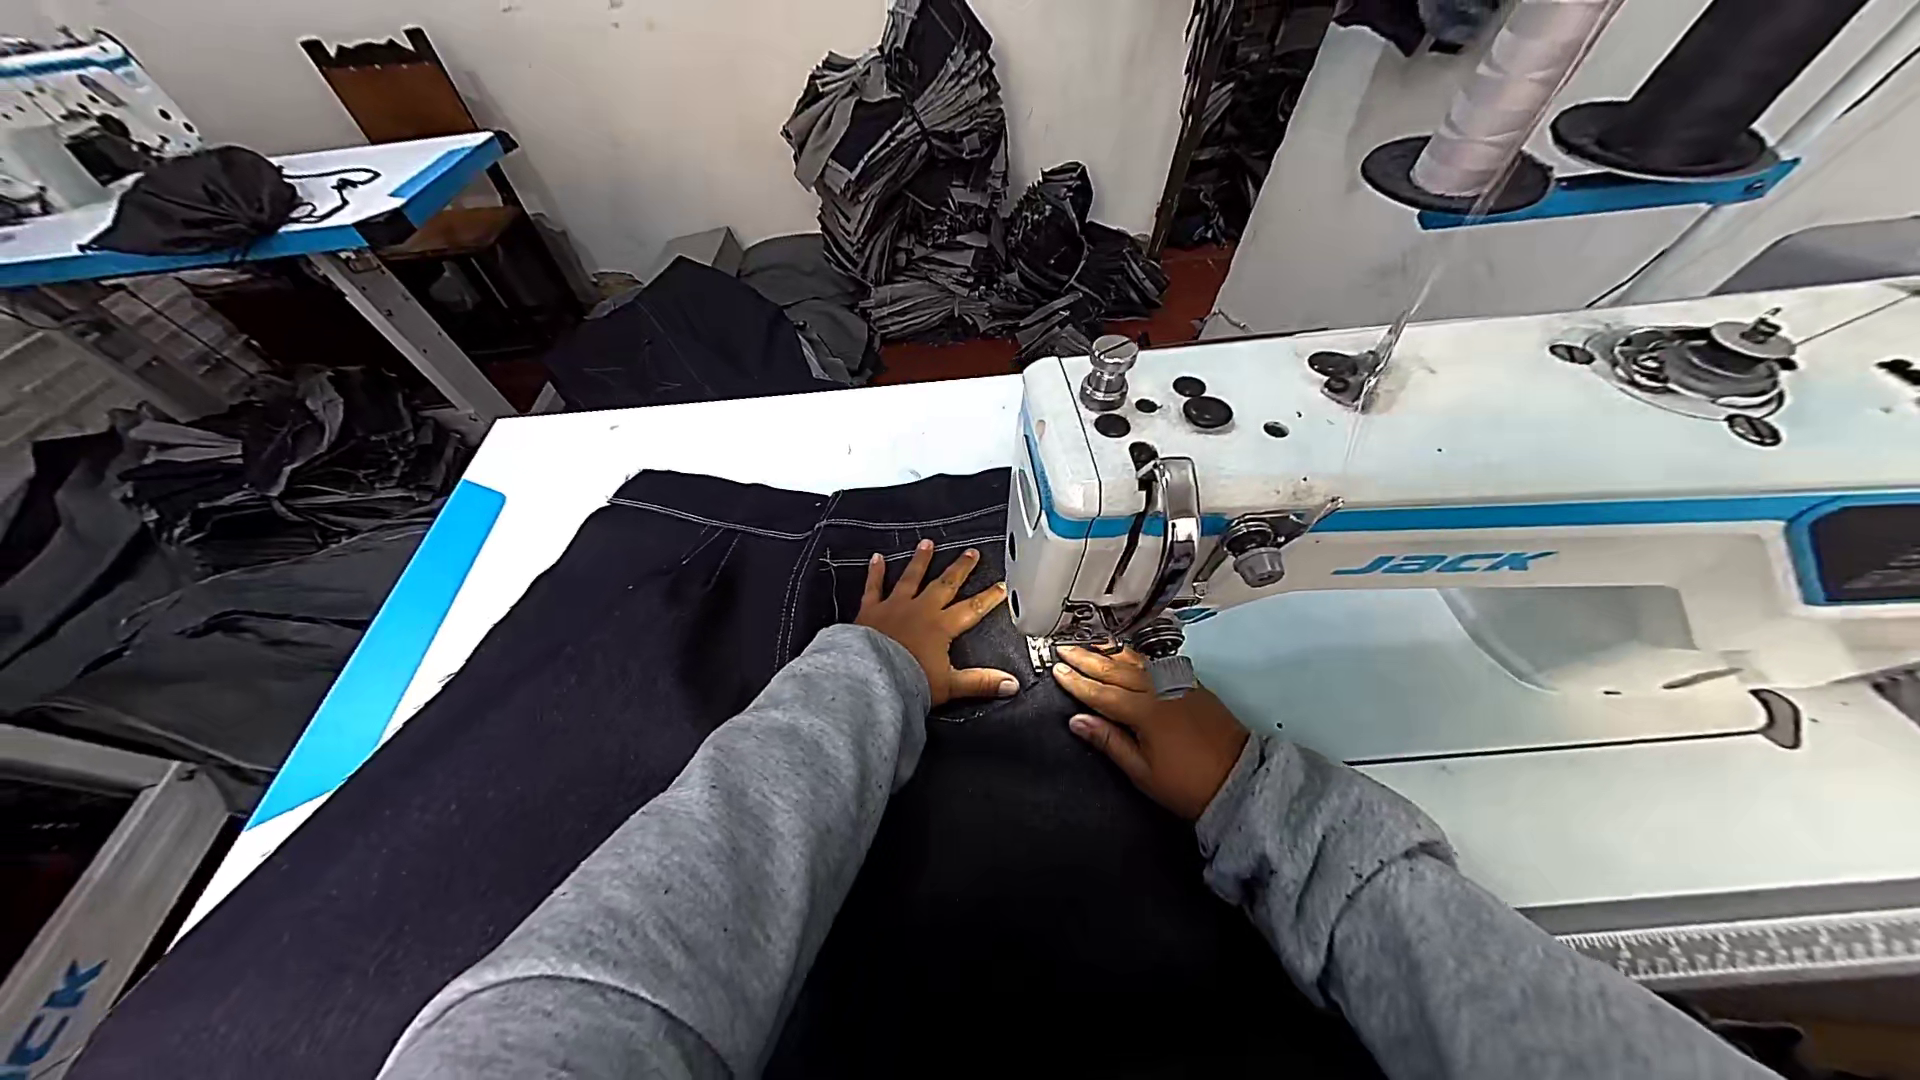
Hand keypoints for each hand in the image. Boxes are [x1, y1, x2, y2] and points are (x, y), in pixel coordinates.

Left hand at [857, 540, 1017, 705]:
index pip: (973, 609)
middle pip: (945, 584)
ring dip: (921, 560)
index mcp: (941, 626)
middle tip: (971, 553)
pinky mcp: (870, 610)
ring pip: (911, 577)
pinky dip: (875, 572)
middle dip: (960, 568)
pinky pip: (874, 587)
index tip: (1001, 586)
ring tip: (927, 543)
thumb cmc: (908, 682)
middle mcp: (920, 610)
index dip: (989, 597)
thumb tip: (1011, 685)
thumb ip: (981, 682)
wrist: (870, 678)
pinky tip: (877, 558)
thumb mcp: (950, 685)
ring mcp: (894, 606)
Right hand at [1051, 646, 1248, 819]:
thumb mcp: (1142, 771)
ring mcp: (1176, 683)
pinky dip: (1135, 655)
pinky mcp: (1190, 684)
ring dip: (1109, 651)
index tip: (1056, 669)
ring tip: (1089, 642)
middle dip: (1086, 658)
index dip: (1075, 681)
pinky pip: (1155, 662)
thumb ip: (1108, 741)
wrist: (1240, 780)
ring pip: (1135, 660)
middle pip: (1114, 669)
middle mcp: (1158, 689)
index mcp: (1144, 711)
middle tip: (1063, 648)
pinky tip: (1127, 652)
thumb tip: (1077, 721)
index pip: (1100, 692)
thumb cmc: (1189, 784)